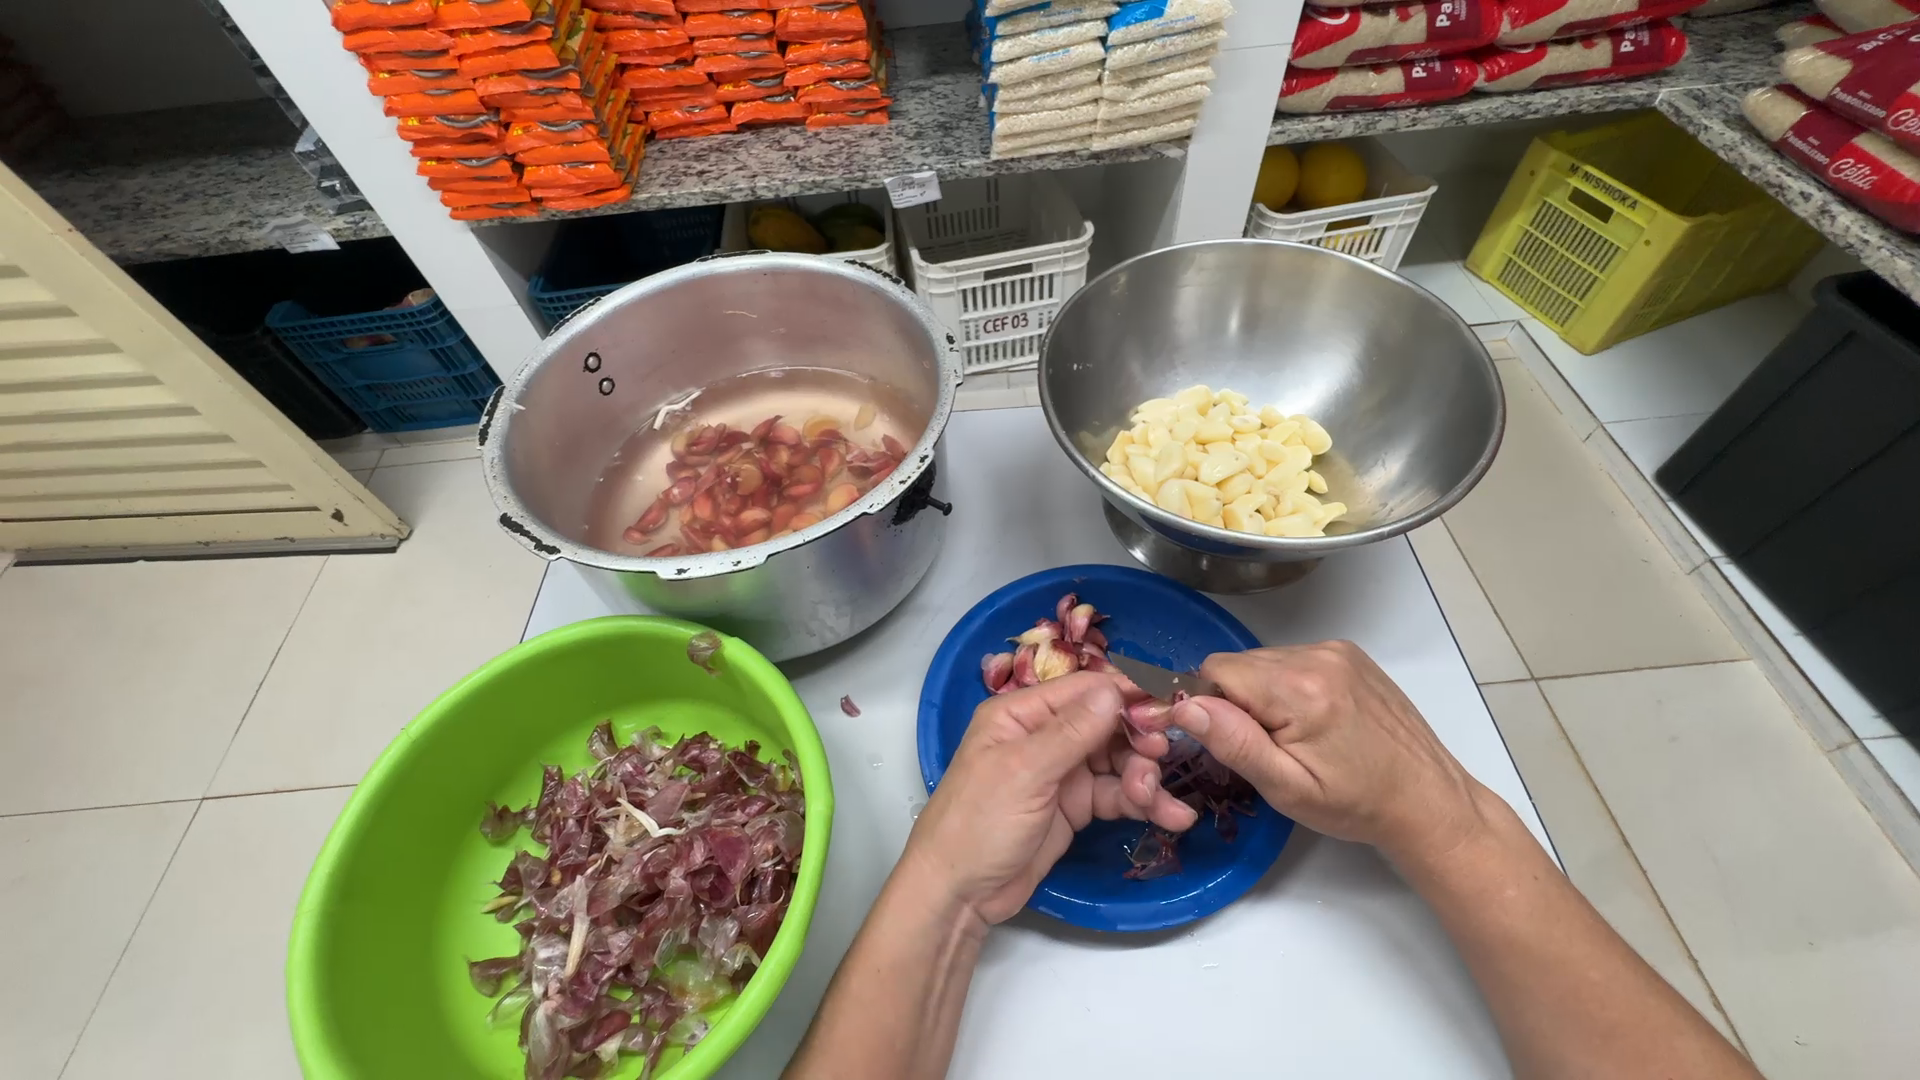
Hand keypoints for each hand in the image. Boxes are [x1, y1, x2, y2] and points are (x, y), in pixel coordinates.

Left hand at [904, 672, 1199, 926]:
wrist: (959, 894)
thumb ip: (1071, 732)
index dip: (1125, 695)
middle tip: (1161, 757)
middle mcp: (1043, 735)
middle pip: (1105, 724)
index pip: (1082, 690)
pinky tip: (1171, 817)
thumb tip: (1114, 689)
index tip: (1168, 705)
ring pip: (1116, 760)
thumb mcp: (1024, 773)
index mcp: (1021, 714)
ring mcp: (1060, 772)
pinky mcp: (1074, 806)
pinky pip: (1116, 795)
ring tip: (1160, 802)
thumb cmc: (978, 823)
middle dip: (1138, 740)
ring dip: (1144, 777)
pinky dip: (1142, 803)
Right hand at [1173, 641, 1488, 861]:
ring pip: (1263, 660)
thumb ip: (1233, 743)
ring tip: (1293, 733)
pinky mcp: (1348, 653)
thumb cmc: (1355, 804)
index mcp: (1298, 689)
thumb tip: (1184, 706)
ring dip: (1262, 691)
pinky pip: (1291, 658)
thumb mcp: (1286, 789)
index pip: (1216, 670)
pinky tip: (1312, 717)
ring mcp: (1335, 650)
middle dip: (1236, 700)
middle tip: (1266, 744)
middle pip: (1238, 664)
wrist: (1428, 801)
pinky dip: (1287, 684)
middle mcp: (1316, 656)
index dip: (1209, 703)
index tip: (1228, 738)